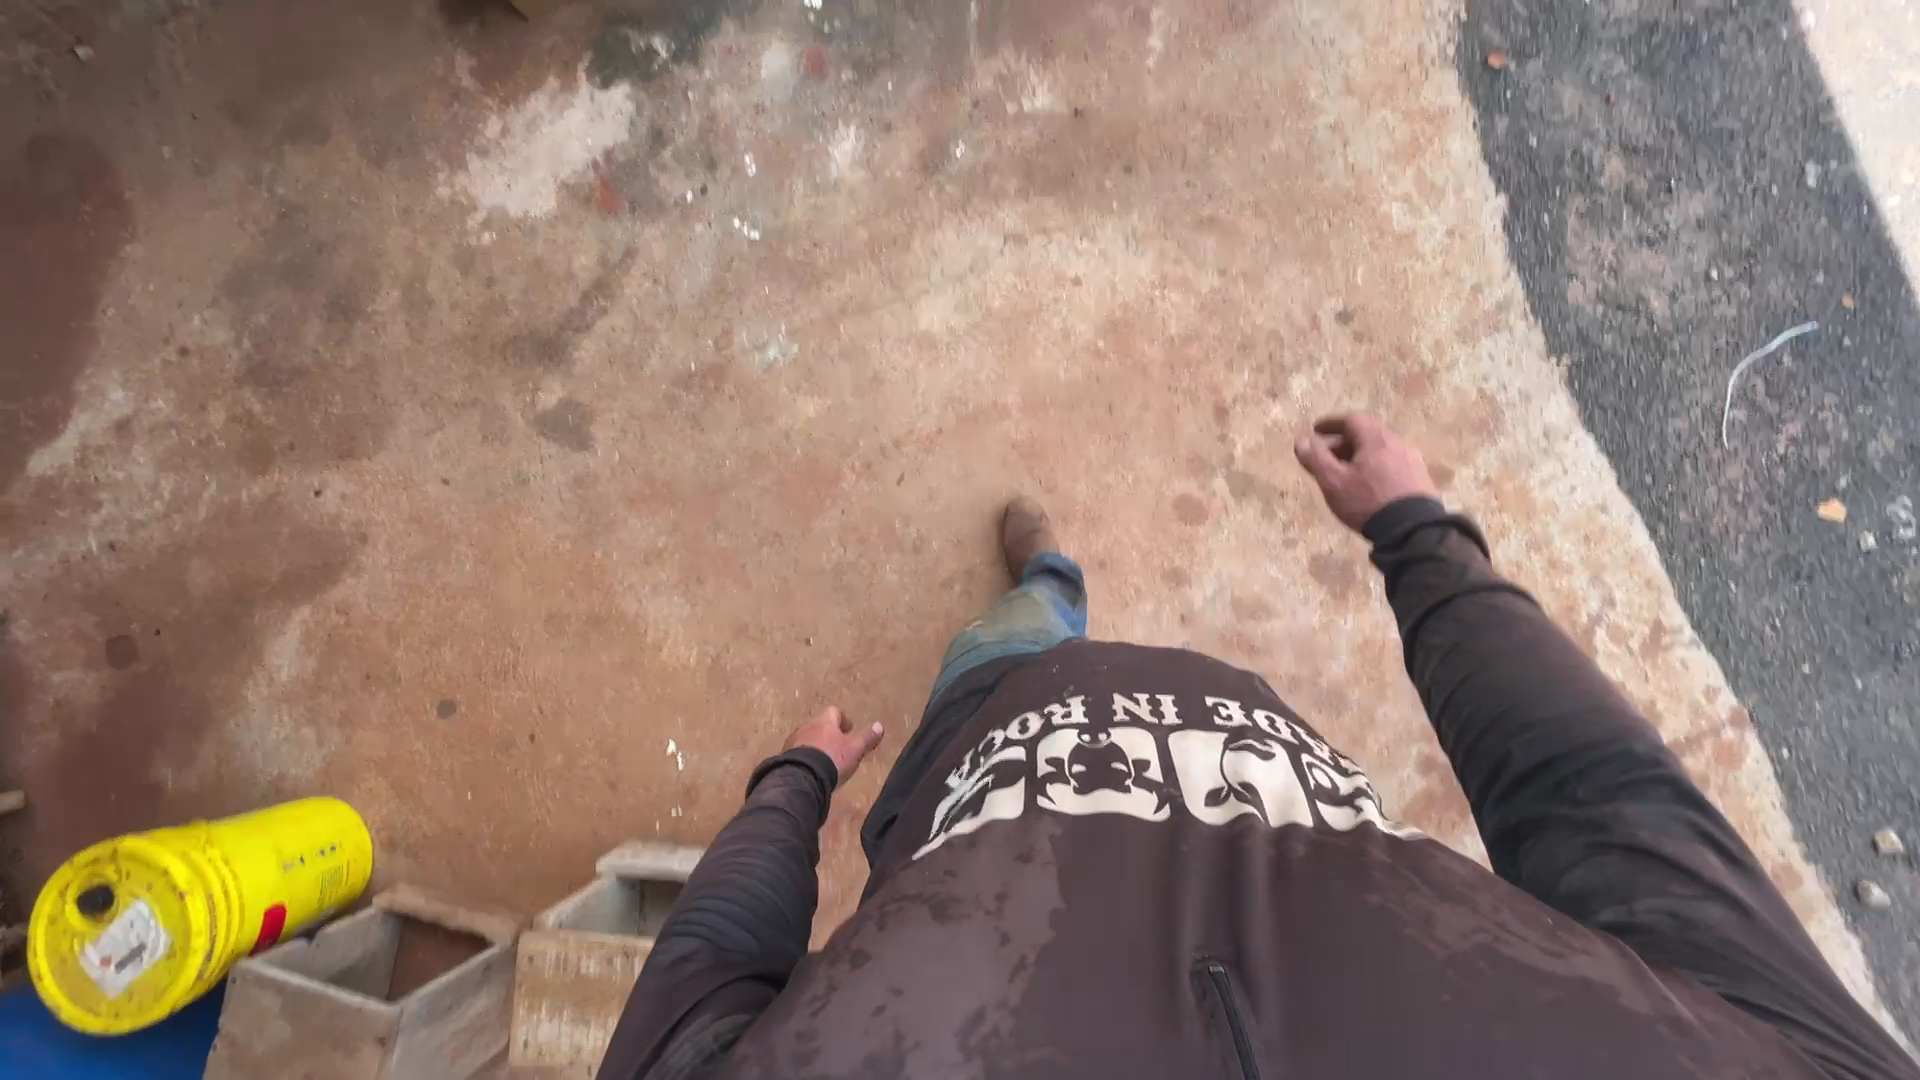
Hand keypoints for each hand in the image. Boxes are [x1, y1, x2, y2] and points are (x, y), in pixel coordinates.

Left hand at [783, 706, 884, 785]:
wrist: (802, 778)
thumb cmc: (832, 759)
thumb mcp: (855, 749)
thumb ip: (867, 738)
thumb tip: (880, 726)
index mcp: (824, 722)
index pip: (834, 711)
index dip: (843, 720)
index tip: (849, 730)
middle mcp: (806, 727)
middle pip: (819, 725)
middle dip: (828, 734)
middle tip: (838, 746)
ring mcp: (793, 743)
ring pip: (807, 739)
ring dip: (815, 746)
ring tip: (824, 761)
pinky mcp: (785, 758)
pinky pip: (798, 754)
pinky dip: (806, 758)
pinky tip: (812, 770)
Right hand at [1294, 414, 1439, 533]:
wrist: (1411, 529)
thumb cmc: (1366, 501)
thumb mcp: (1332, 481)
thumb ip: (1316, 459)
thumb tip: (1301, 442)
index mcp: (1376, 439)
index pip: (1352, 420)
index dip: (1331, 423)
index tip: (1316, 430)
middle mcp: (1397, 444)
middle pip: (1367, 434)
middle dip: (1343, 443)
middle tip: (1326, 457)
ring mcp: (1412, 461)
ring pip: (1380, 451)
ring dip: (1359, 456)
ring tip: (1345, 474)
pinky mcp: (1420, 479)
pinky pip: (1391, 464)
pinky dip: (1374, 467)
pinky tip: (1368, 486)